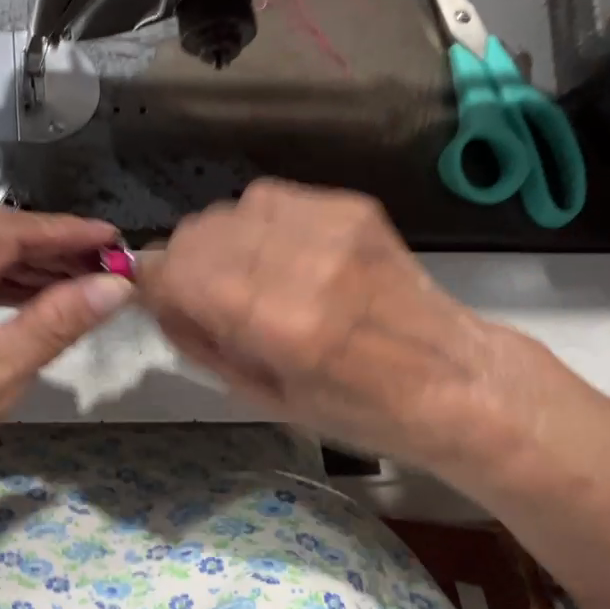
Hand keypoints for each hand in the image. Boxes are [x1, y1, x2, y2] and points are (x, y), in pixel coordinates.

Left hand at [0, 211, 134, 496]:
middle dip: (54, 248)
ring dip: (33, 264)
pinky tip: (48, 291)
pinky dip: (6, 281)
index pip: (5, 234)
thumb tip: (117, 284)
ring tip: (90, 278)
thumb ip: (57, 321)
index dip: (65, 233)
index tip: (115, 239)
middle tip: (111, 263)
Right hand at [136, 179, 542, 469]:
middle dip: (182, 263)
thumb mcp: (259, 394)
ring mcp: (331, 228)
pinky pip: (267, 198)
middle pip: (195, 235)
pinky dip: (254, 224)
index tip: (156, 299)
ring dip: (217, 241)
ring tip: (242, 272)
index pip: (174, 271)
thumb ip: (195, 338)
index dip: (152, 284)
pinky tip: (275, 253)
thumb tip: (151, 296)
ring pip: (226, 211)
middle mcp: (303, 264)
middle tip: (198, 292)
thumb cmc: (356, 409)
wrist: (458, 382)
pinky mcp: (351, 207)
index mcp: (279, 324)